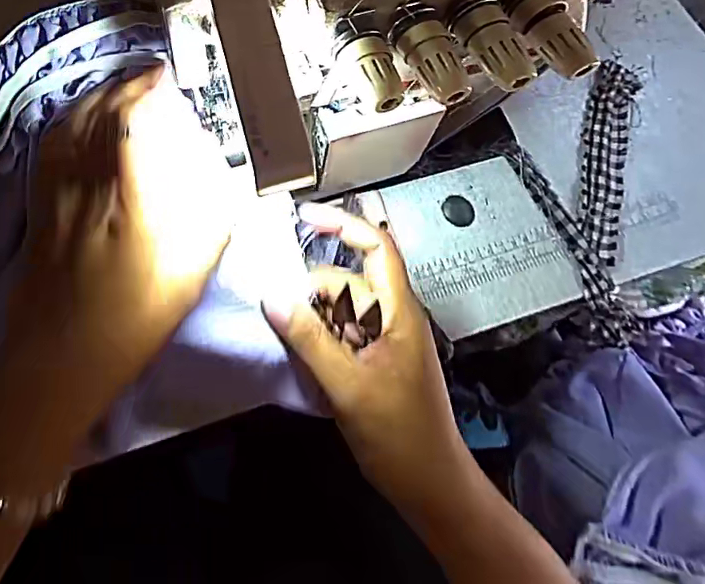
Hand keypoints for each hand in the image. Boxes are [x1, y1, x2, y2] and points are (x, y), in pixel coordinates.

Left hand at [0, 64, 234, 425]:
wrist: (60, 357)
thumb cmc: (135, 319)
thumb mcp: (191, 273)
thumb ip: (211, 219)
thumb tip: (219, 177)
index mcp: (127, 202)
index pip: (128, 123)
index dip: (145, 89)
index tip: (164, 74)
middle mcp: (86, 187)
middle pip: (99, 114)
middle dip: (126, 85)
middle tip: (150, 77)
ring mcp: (56, 192)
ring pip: (74, 124)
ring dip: (99, 96)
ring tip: (123, 88)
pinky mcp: (38, 202)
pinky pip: (53, 144)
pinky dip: (72, 119)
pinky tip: (86, 117)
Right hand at [263, 203, 470, 514]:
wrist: (431, 486)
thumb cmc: (401, 436)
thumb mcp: (348, 386)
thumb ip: (310, 339)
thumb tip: (274, 298)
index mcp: (398, 309)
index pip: (376, 246)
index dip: (342, 224)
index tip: (305, 217)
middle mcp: (393, 315)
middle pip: (347, 280)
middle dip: (313, 292)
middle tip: (281, 313)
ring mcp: (385, 338)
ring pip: (341, 309)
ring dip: (315, 320)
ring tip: (294, 345)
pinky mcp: (376, 359)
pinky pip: (343, 333)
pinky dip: (322, 339)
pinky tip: (307, 362)